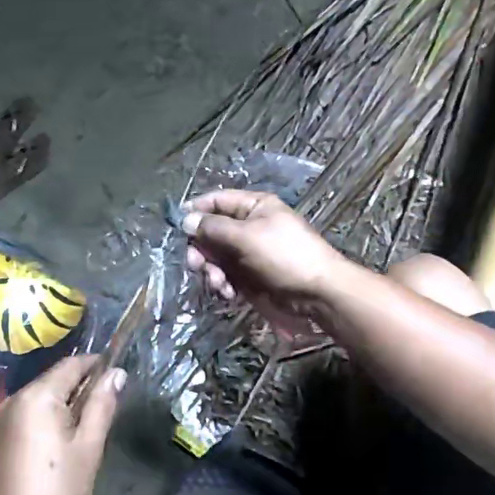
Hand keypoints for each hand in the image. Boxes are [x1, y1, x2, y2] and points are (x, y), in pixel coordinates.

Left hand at [0, 353, 125, 494]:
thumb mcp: (89, 446)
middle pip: (54, 378)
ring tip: (89, 424)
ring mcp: (1, 419)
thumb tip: (117, 372)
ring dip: (66, 402)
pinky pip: (28, 413)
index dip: (97, 364)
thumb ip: (102, 404)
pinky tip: (62, 440)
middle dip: (82, 384)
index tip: (118, 374)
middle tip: (108, 404)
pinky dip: (49, 416)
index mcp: (37, 396)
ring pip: (41, 396)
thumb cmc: (58, 493)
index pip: (71, 364)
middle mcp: (14, 399)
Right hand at [180, 190, 350, 329]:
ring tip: (219, 284)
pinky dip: (223, 284)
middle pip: (211, 232)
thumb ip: (213, 228)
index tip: (177, 227)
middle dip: (202, 249)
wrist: (317, 293)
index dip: (196, 211)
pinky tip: (228, 294)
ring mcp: (249, 252)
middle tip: (196, 265)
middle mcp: (249, 226)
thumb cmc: (285, 256)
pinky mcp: (250, 276)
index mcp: (254, 206)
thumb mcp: (247, 236)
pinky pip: (226, 275)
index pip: (216, 201)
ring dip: (211, 271)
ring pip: (215, 257)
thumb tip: (185, 219)